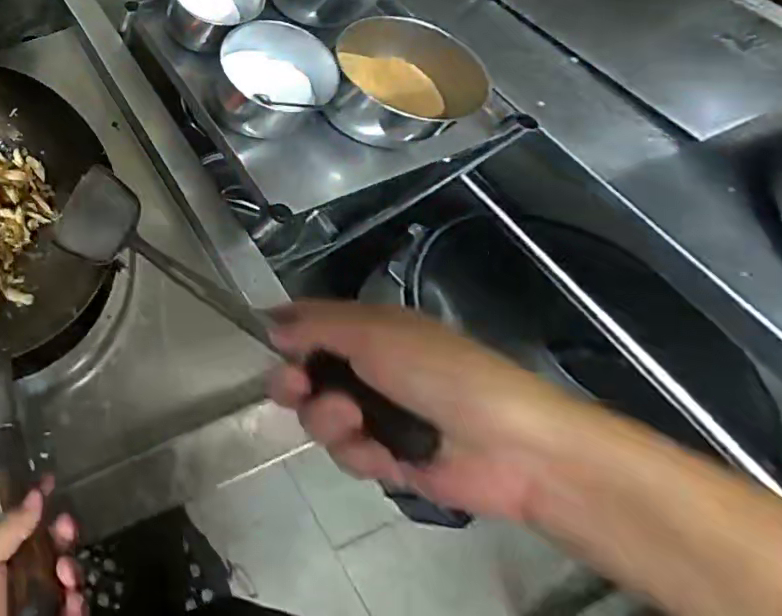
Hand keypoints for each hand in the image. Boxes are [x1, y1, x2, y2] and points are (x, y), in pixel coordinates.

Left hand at [0, 486, 81, 615]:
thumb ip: (9, 528)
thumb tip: (36, 494)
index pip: (21, 521)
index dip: (36, 500)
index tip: (52, 481)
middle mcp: (19, 575)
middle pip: (49, 545)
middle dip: (62, 532)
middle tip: (68, 527)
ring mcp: (39, 604)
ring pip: (67, 577)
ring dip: (73, 569)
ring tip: (67, 576)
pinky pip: (75, 610)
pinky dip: (79, 605)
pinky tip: (74, 604)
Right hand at [266, 300, 604, 521]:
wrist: (515, 447)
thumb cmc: (440, 372)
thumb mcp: (372, 332)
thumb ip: (314, 327)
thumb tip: (272, 329)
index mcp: (368, 331)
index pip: (311, 322)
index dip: (284, 328)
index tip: (266, 339)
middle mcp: (366, 369)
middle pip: (303, 373)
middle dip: (291, 380)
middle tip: (295, 385)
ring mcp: (377, 416)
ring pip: (318, 415)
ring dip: (326, 418)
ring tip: (353, 420)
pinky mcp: (389, 459)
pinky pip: (347, 454)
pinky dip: (358, 453)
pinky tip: (380, 453)